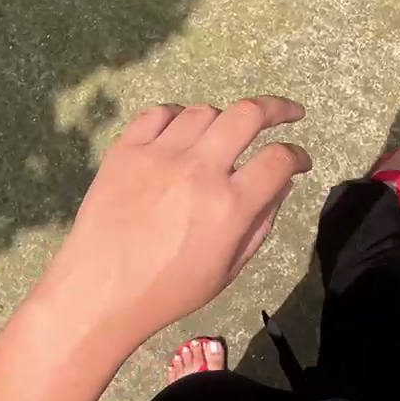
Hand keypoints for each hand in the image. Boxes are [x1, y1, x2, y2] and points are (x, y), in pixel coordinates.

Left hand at [31, 98, 310, 349]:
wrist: (99, 291)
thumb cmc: (169, 291)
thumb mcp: (228, 270)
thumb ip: (261, 223)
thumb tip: (281, 183)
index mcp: (229, 206)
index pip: (279, 160)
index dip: (298, 156)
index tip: (300, 161)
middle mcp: (198, 170)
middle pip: (248, 115)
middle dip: (277, 109)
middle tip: (287, 114)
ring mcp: (159, 155)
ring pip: (204, 111)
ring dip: (223, 120)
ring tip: (224, 136)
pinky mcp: (125, 150)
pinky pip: (159, 114)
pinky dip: (176, 117)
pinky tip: (181, 133)